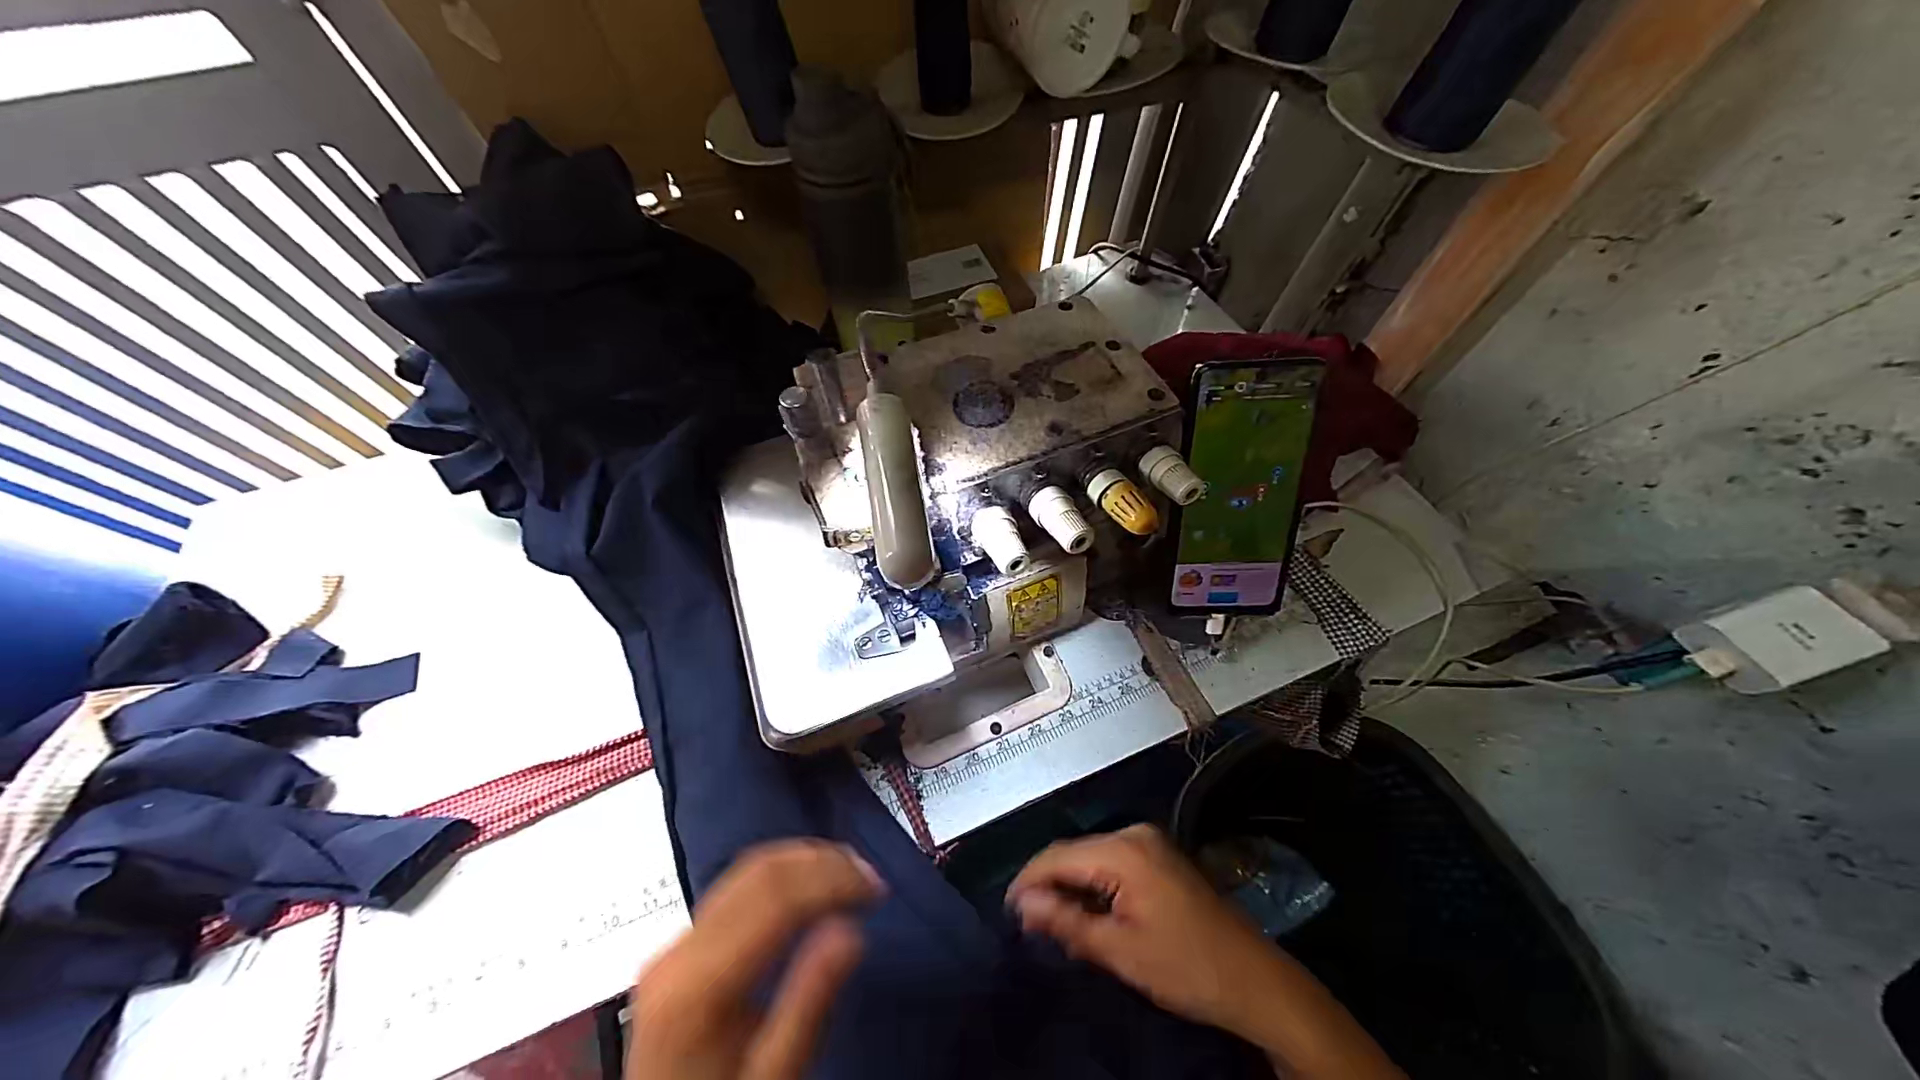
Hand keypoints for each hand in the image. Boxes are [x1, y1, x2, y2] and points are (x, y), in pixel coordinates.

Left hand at [627, 840, 883, 1079]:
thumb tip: (851, 932)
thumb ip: (808, 1005)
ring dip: (804, 862)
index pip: (773, 897)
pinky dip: (782, 876)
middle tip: (870, 877)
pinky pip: (736, 888)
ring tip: (850, 874)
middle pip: (758, 872)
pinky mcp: (680, 947)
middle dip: (822, 863)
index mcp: (697, 984)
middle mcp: (678, 951)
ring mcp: (674, 945)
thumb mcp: (772, 1077)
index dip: (831, 879)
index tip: (876, 888)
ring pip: (746, 870)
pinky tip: (809, 886)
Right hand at [1008, 825, 1400, 1079]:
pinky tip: (1087, 913)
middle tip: (1030, 923)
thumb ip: (1066, 921)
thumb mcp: (1120, 950)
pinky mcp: (1158, 856)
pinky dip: (1093, 884)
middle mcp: (1134, 834)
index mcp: (1124, 851)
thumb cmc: (1186, 968)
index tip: (1008, 911)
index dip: (1028, 880)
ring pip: (1090, 857)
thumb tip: (1022, 902)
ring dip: (1070, 885)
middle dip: (1048, 884)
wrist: (1255, 980)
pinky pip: (1110, 861)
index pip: (1057, 856)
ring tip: (1053, 922)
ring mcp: (1149, 842)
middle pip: (1073, 852)